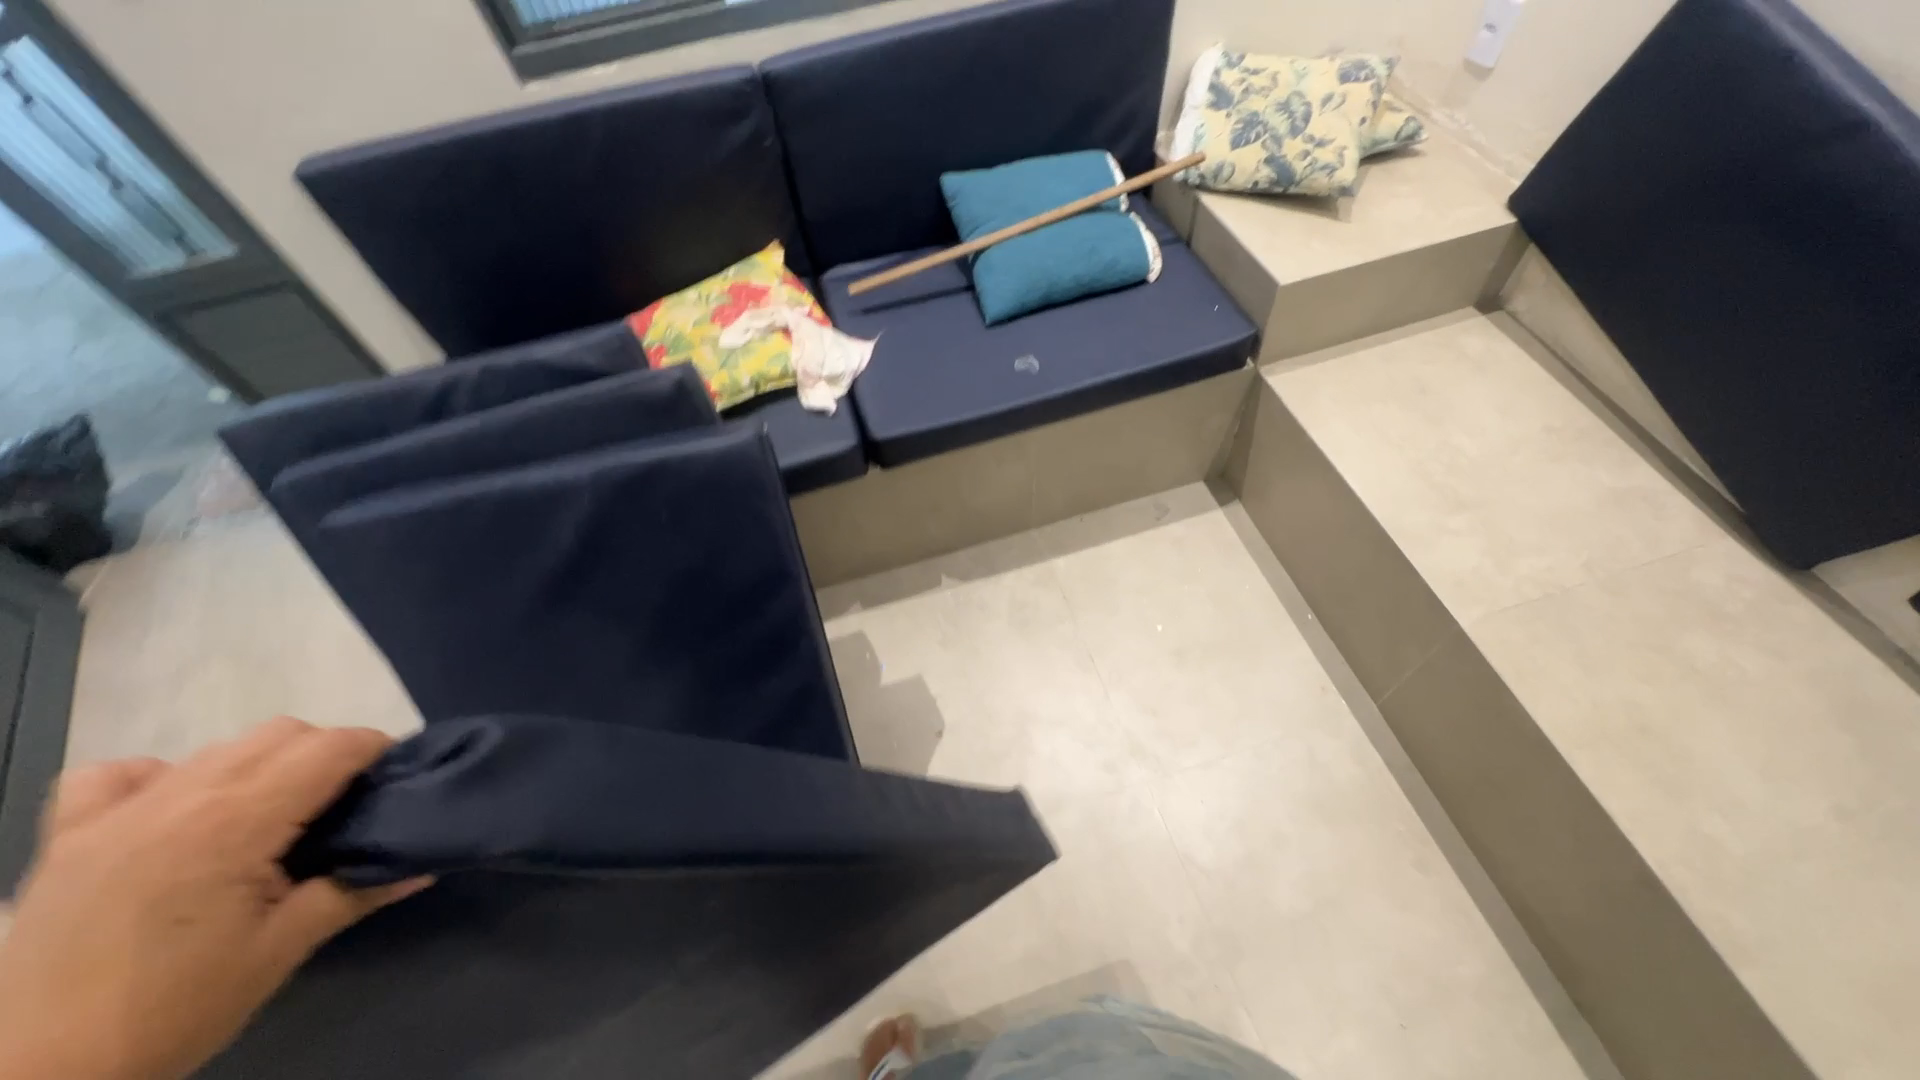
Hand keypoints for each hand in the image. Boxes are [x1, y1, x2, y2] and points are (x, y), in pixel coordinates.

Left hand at [0, 718, 430, 1079]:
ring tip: (272, 815)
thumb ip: (357, 893)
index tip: (396, 779)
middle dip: (326, 754)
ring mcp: (115, 814)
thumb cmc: (177, 1008)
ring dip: (260, 764)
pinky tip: (177, 812)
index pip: (328, 748)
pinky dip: (161, 777)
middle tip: (342, 805)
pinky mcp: (68, 836)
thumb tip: (424, 863)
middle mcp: (177, 799)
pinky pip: (118, 773)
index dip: (374, 751)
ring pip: (216, 748)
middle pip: (279, 733)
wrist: (39, 1076)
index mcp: (234, 824)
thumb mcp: (282, 951)